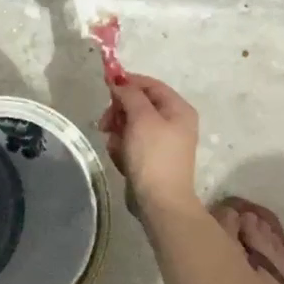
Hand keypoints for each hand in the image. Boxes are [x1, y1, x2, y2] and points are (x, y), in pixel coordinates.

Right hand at [96, 73, 199, 212]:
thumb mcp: (141, 118)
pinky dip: (122, 148)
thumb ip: (130, 94)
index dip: (128, 82)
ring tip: (116, 146)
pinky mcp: (150, 159)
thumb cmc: (153, 156)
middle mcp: (173, 123)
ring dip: (118, 133)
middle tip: (106, 123)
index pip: (150, 85)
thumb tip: (119, 81)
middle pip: (138, 104)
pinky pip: (131, 144)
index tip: (105, 86)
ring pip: (131, 125)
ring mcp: (162, 142)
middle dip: (120, 112)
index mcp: (178, 109)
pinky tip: (120, 159)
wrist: (160, 202)